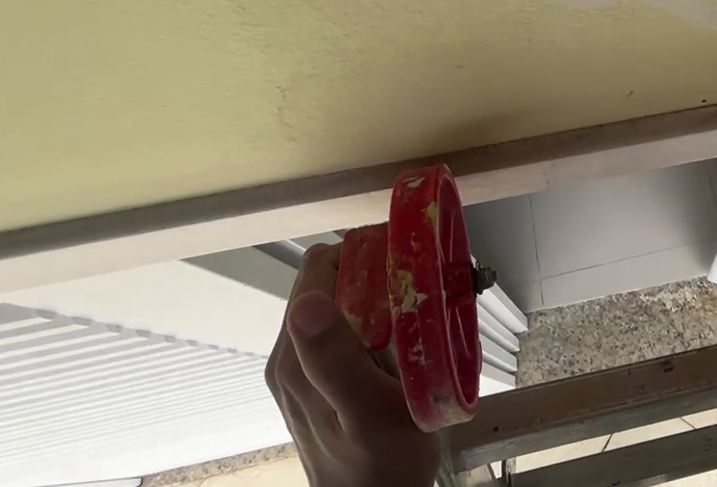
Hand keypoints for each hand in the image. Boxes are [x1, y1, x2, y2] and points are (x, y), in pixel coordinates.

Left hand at [265, 243, 439, 486]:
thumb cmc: (383, 465)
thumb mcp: (368, 412)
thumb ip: (336, 359)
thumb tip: (307, 302)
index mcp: (296, 355)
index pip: (320, 267)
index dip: (363, 250)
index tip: (407, 257)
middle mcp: (291, 354)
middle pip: (332, 278)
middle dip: (379, 270)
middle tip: (425, 285)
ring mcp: (304, 366)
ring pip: (343, 299)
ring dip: (383, 294)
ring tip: (423, 311)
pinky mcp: (321, 377)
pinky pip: (349, 325)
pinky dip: (381, 318)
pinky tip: (408, 340)